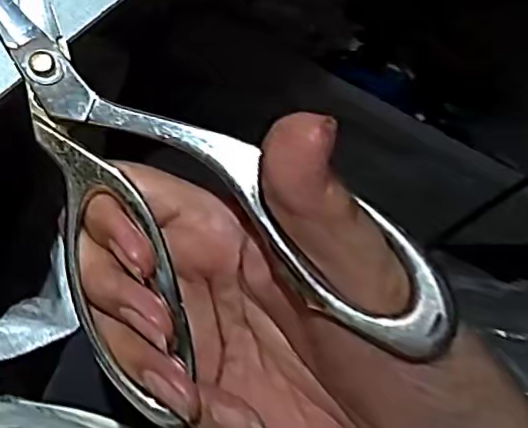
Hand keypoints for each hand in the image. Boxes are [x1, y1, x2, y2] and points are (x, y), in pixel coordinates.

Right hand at [78, 114, 527, 427]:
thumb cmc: (427, 376)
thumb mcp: (373, 284)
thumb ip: (320, 204)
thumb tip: (306, 126)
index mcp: (223, 226)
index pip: (133, 188)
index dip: (112, 208)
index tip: (132, 251)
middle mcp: (194, 268)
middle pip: (100, 241)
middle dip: (106, 277)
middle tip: (156, 321)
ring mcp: (188, 326)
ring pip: (103, 301)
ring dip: (121, 336)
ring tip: (177, 376)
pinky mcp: (186, 383)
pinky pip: (126, 366)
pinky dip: (137, 380)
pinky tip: (187, 401)